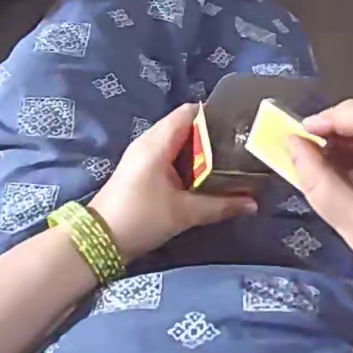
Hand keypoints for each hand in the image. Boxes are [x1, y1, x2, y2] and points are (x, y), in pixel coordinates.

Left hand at [89, 102, 256, 262]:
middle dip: (212, 135)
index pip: (190, 112)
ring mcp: (143, 155)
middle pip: (186, 126)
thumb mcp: (184, 213)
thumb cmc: (141, 218)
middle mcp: (149, 142)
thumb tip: (253, 204)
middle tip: (239, 148)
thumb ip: (220, 205)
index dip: (215, 115)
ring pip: (178, 143)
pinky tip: (205, 177)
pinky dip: (187, 162)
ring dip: (200, 151)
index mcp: (157, 142)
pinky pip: (169, 156)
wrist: (99, 240)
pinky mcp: (141, 170)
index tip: (239, 127)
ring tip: (229, 162)